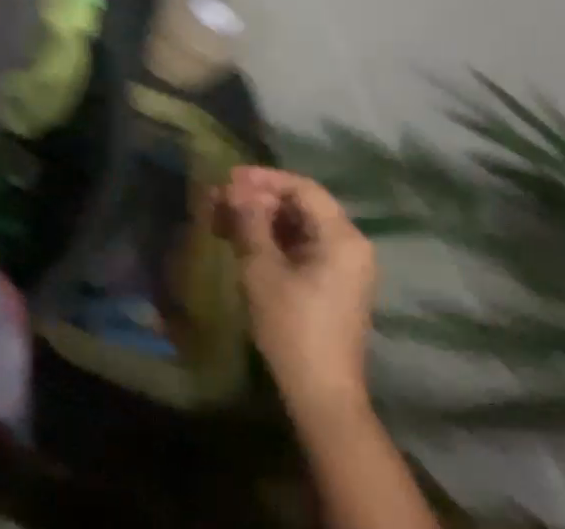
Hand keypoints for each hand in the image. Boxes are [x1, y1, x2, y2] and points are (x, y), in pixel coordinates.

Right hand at [216, 166, 377, 409]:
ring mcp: (343, 265)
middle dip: (256, 198)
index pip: (303, 189)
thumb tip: (234, 188)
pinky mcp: (330, 281)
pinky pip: (300, 244)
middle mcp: (350, 245)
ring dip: (258, 217)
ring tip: (218, 218)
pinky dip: (269, 237)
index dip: (263, 178)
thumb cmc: (291, 323)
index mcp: (342, 238)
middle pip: (301, 205)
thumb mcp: (261, 268)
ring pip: (297, 225)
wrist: (319, 385)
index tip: (224, 178)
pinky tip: (237, 240)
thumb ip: (249, 221)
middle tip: (214, 199)